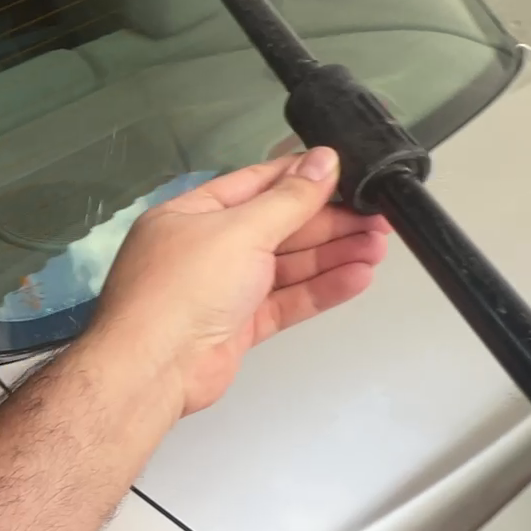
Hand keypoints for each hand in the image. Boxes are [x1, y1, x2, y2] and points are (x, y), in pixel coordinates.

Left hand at [92, 147, 388, 414]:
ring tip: (379, 245)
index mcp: (186, 218)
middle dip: (327, 221)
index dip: (301, 178)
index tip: (350, 172)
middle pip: (273, 227)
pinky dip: (318, 290)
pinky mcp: (231, 328)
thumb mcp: (239, 231)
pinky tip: (356, 277)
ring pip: (282, 266)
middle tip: (379, 215)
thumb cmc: (180, 291)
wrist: (151, 369)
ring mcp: (215, 292)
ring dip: (330, 255)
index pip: (252, 186)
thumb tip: (322, 162)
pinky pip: (282, 302)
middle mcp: (199, 253)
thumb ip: (287, 199)